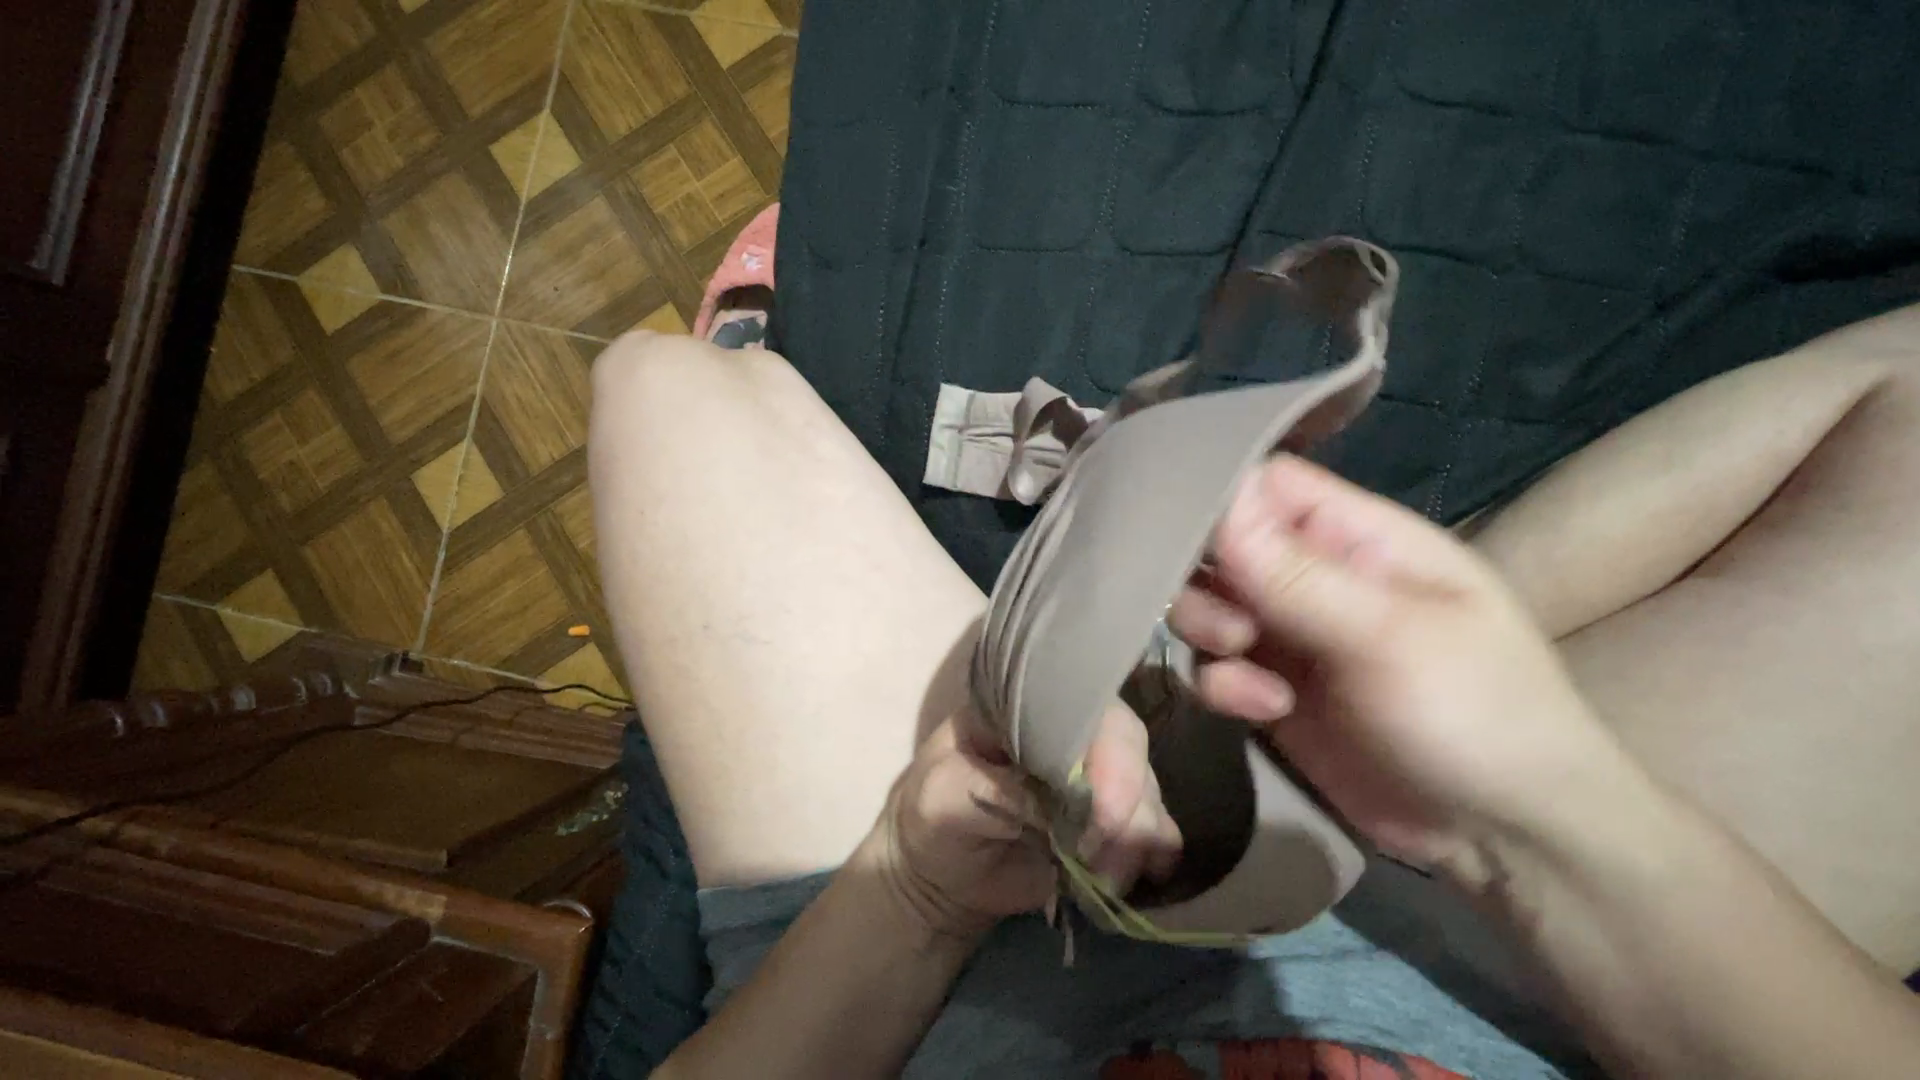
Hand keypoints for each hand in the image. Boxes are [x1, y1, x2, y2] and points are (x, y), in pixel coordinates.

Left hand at [865, 707, 1180, 940]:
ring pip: (1148, 791)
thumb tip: (1060, 806)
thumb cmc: (933, 815)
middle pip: (1128, 745)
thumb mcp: (944, 795)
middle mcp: (1073, 733)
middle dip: (1125, 805)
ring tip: (1099, 878)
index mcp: (1028, 708)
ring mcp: (1098, 778)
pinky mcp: (1115, 826)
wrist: (939, 874)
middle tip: (1096, 856)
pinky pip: (1159, 833)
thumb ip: (996, 791)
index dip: (1106, 752)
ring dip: (1134, 840)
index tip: (1103, 812)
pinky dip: (1150, 856)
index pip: (1084, 705)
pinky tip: (1122, 880)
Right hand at [1171, 455, 1642, 891]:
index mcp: (1362, 539)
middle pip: (1223, 544)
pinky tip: (1264, 711)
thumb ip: (1298, 576)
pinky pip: (1217, 667)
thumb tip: (1221, 502)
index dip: (1221, 499)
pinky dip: (1224, 685)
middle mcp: (1317, 577)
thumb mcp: (1392, 638)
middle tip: (1231, 629)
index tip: (1185, 536)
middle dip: (1205, 580)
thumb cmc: (1477, 713)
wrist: (1506, 838)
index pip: (1268, 485)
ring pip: (1208, 605)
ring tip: (1247, 671)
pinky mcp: (1274, 692)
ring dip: (1209, 633)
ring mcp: (1293, 636)